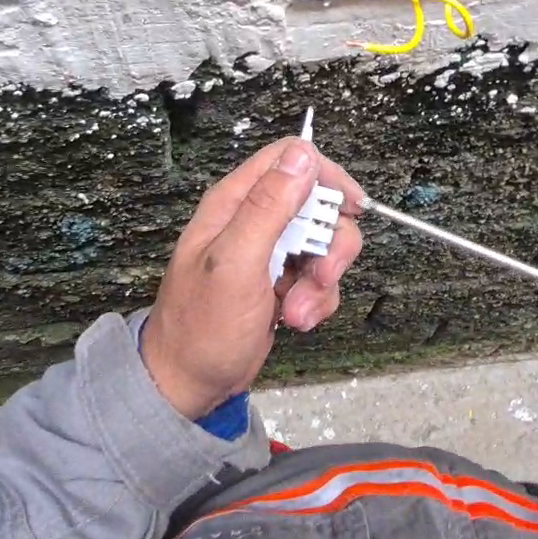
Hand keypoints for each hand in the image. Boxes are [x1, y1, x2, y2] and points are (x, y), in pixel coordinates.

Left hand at [141, 139, 364, 419]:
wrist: (189, 382)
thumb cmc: (199, 326)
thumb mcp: (235, 262)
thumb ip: (268, 206)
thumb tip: (301, 155)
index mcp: (235, 202)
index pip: (289, 159)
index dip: (324, 175)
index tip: (348, 208)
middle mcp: (254, 220)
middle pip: (318, 204)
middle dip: (330, 243)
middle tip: (320, 274)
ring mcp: (269, 252)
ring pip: (324, 244)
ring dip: (322, 281)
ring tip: (296, 310)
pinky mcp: (281, 281)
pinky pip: (319, 278)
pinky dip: (316, 301)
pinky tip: (294, 319)